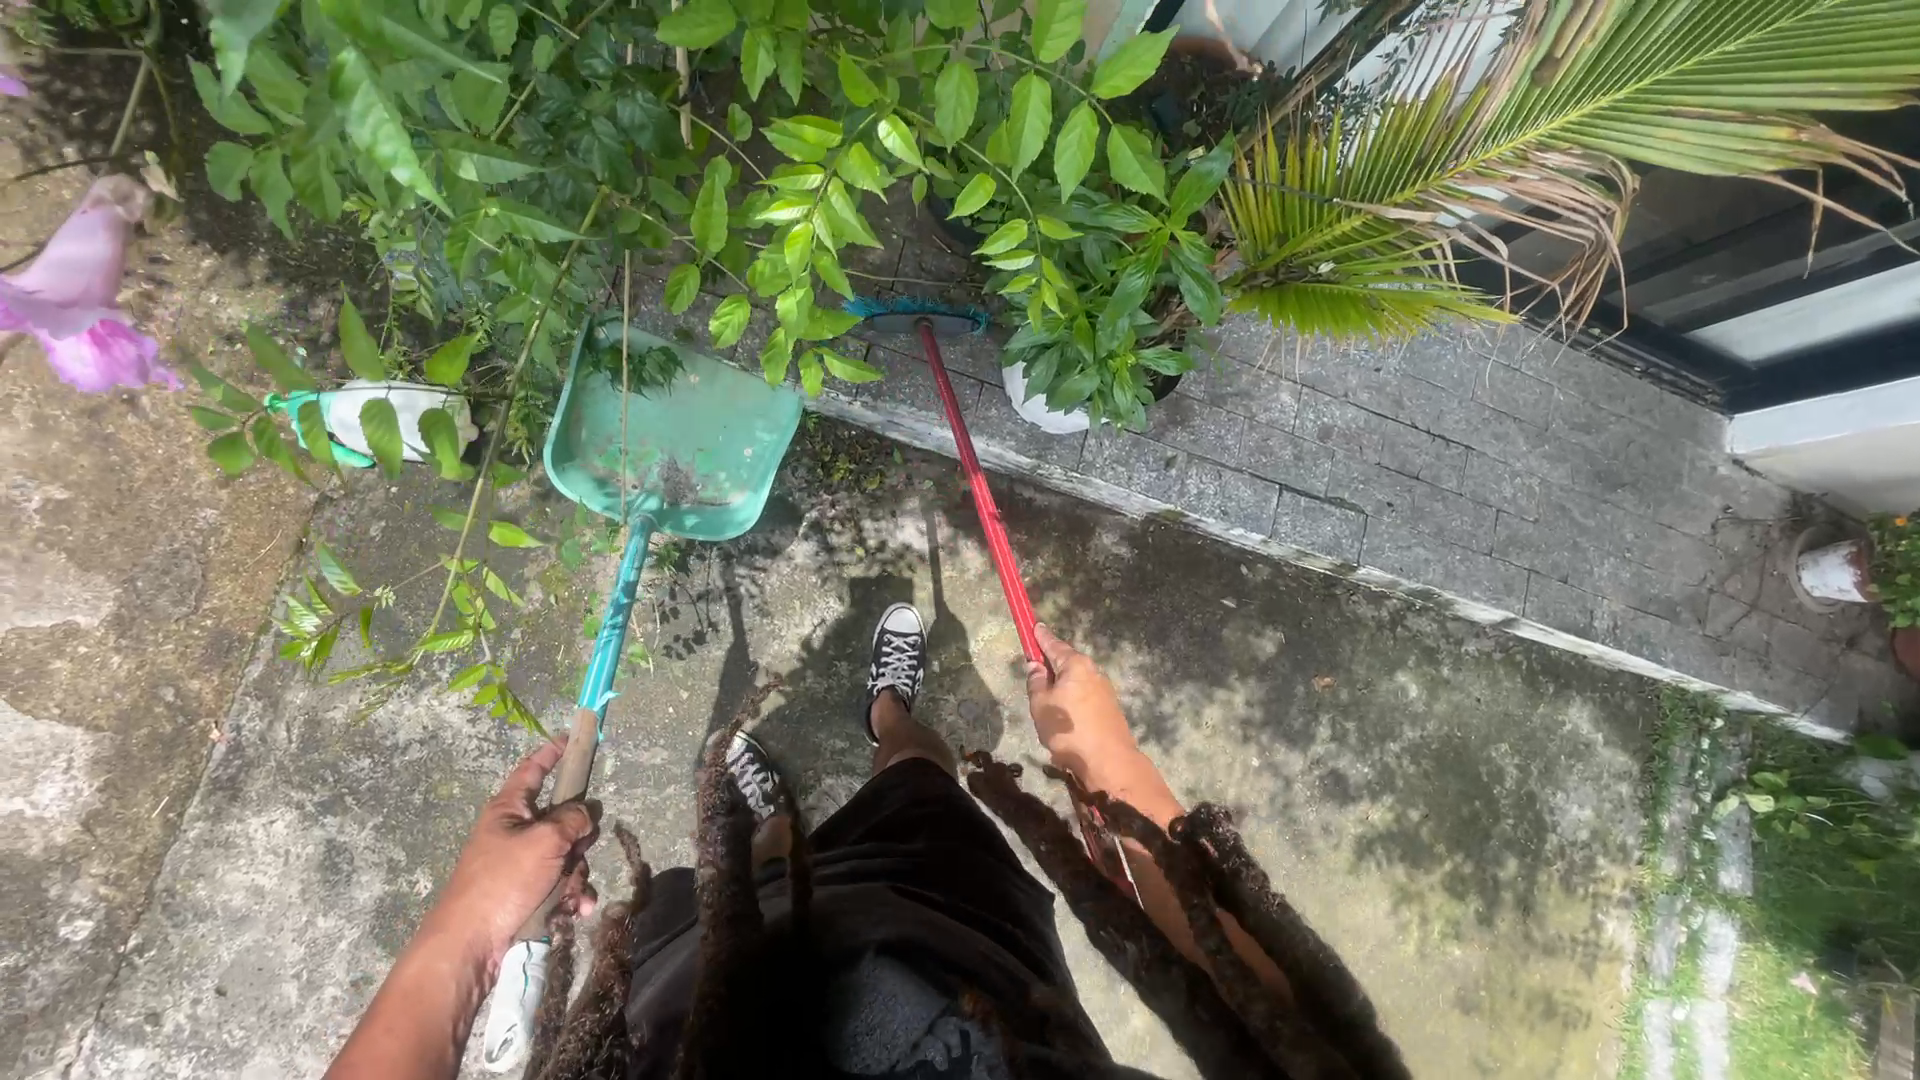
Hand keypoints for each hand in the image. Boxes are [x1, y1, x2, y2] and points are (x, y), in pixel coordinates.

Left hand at [419, 739, 598, 971]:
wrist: (468, 945)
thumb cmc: (502, 881)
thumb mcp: (545, 840)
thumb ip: (573, 818)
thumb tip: (584, 815)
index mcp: (510, 810)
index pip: (532, 770)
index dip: (551, 753)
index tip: (570, 738)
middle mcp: (515, 832)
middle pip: (563, 819)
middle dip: (579, 837)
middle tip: (579, 848)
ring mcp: (520, 864)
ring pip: (567, 854)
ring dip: (577, 873)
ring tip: (572, 893)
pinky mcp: (526, 893)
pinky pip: (562, 883)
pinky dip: (573, 895)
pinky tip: (576, 909)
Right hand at [1025, 624, 1134, 763]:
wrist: (1108, 761)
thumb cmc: (1068, 729)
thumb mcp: (1041, 705)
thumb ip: (1036, 682)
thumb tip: (1036, 665)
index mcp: (1075, 665)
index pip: (1053, 644)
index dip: (1040, 636)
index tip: (1034, 625)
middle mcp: (1093, 671)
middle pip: (1067, 662)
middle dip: (1052, 665)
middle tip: (1035, 671)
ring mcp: (1104, 690)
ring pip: (1076, 681)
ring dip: (1062, 686)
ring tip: (1047, 704)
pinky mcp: (1110, 708)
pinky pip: (1084, 696)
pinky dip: (1072, 699)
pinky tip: (1064, 717)